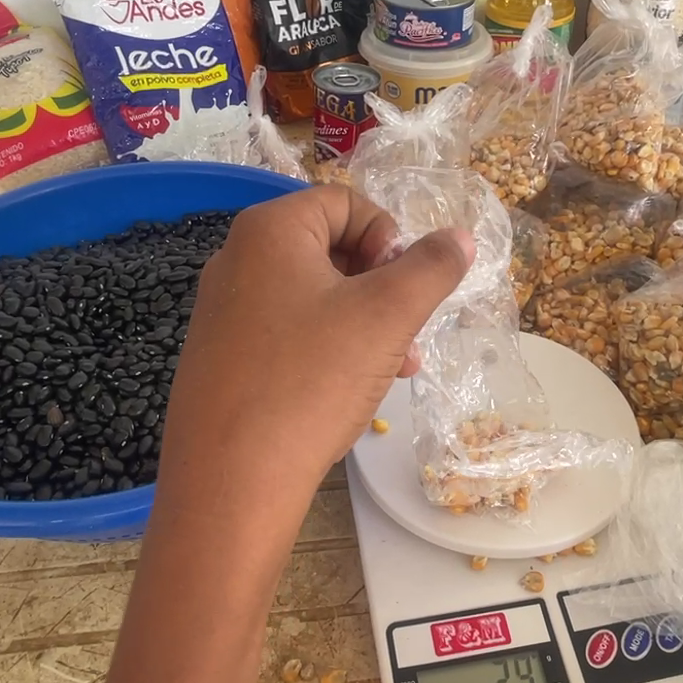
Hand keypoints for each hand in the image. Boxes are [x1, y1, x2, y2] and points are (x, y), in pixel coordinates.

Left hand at [158, 185, 474, 499]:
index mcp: (269, 230)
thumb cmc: (312, 380)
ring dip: (365, 322)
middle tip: (407, 329)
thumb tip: (459, 236)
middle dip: (382, 285)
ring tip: (398, 366)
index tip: (406, 287)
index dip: (389, 236)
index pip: (346, 202)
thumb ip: (431, 267)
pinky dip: (329, 347)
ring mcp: (223, 311)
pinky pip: (288, 332)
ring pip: (314, 296)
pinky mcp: (222, 356)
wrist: (232, 480)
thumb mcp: (387, 315)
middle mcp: (237, 259)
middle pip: (330, 247)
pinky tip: (358, 387)